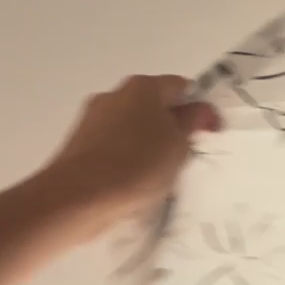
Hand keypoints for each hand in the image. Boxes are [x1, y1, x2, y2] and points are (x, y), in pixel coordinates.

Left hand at [38, 74, 220, 223]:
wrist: (76, 199)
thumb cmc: (138, 165)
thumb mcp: (179, 145)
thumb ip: (193, 122)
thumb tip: (197, 110)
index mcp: (143, 86)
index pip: (182, 87)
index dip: (200, 109)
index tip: (208, 134)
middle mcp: (114, 93)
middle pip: (154, 106)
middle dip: (171, 126)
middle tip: (185, 156)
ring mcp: (91, 118)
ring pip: (132, 126)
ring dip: (148, 143)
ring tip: (158, 174)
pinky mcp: (77, 143)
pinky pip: (113, 145)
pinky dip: (126, 157)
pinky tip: (133, 181)